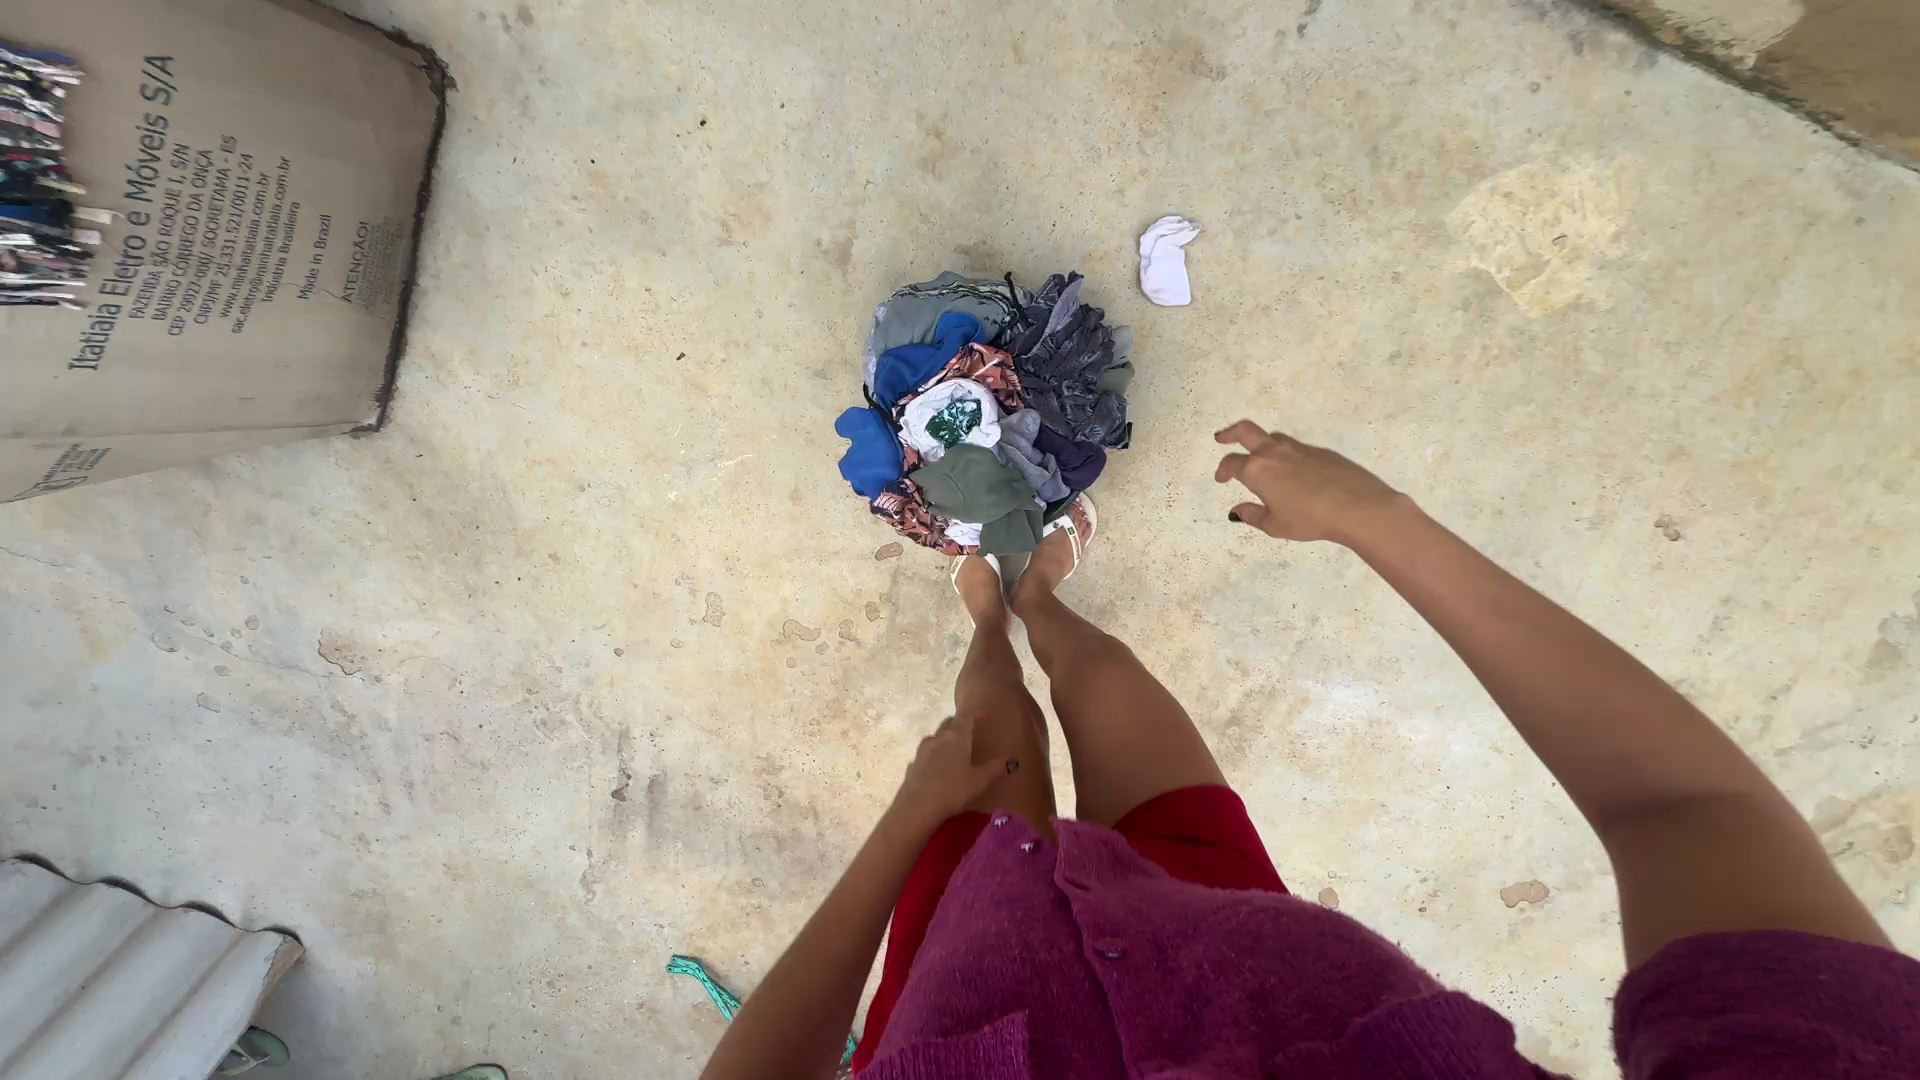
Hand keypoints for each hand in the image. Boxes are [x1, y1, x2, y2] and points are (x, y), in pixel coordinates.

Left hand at [890, 714, 1014, 825]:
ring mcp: (922, 750)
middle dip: (959, 724)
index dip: (976, 713)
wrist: (918, 806)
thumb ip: (995, 769)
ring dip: (945, 739)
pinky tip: (937, 769)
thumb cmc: (953, 789)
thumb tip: (1011, 760)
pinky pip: (925, 755)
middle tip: (969, 732)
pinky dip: (933, 756)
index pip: (966, 716)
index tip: (984, 714)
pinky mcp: (912, 764)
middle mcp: (938, 738)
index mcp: (956, 736)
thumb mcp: (979, 781)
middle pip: (949, 723)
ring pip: (935, 737)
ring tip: (953, 750)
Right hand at [1214, 420, 1403, 543]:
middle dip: (1230, 433)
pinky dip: (1285, 455)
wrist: (1358, 507)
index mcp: (1257, 470)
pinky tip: (1294, 474)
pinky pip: (1295, 448)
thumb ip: (1252, 515)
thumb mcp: (1274, 525)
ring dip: (1260, 444)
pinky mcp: (1321, 452)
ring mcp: (1299, 449)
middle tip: (1221, 438)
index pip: (1231, 463)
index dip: (1222, 471)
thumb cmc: (1309, 519)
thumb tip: (1237, 511)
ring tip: (1260, 459)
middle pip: (1245, 431)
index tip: (1221, 479)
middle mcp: (1274, 453)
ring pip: (1272, 437)